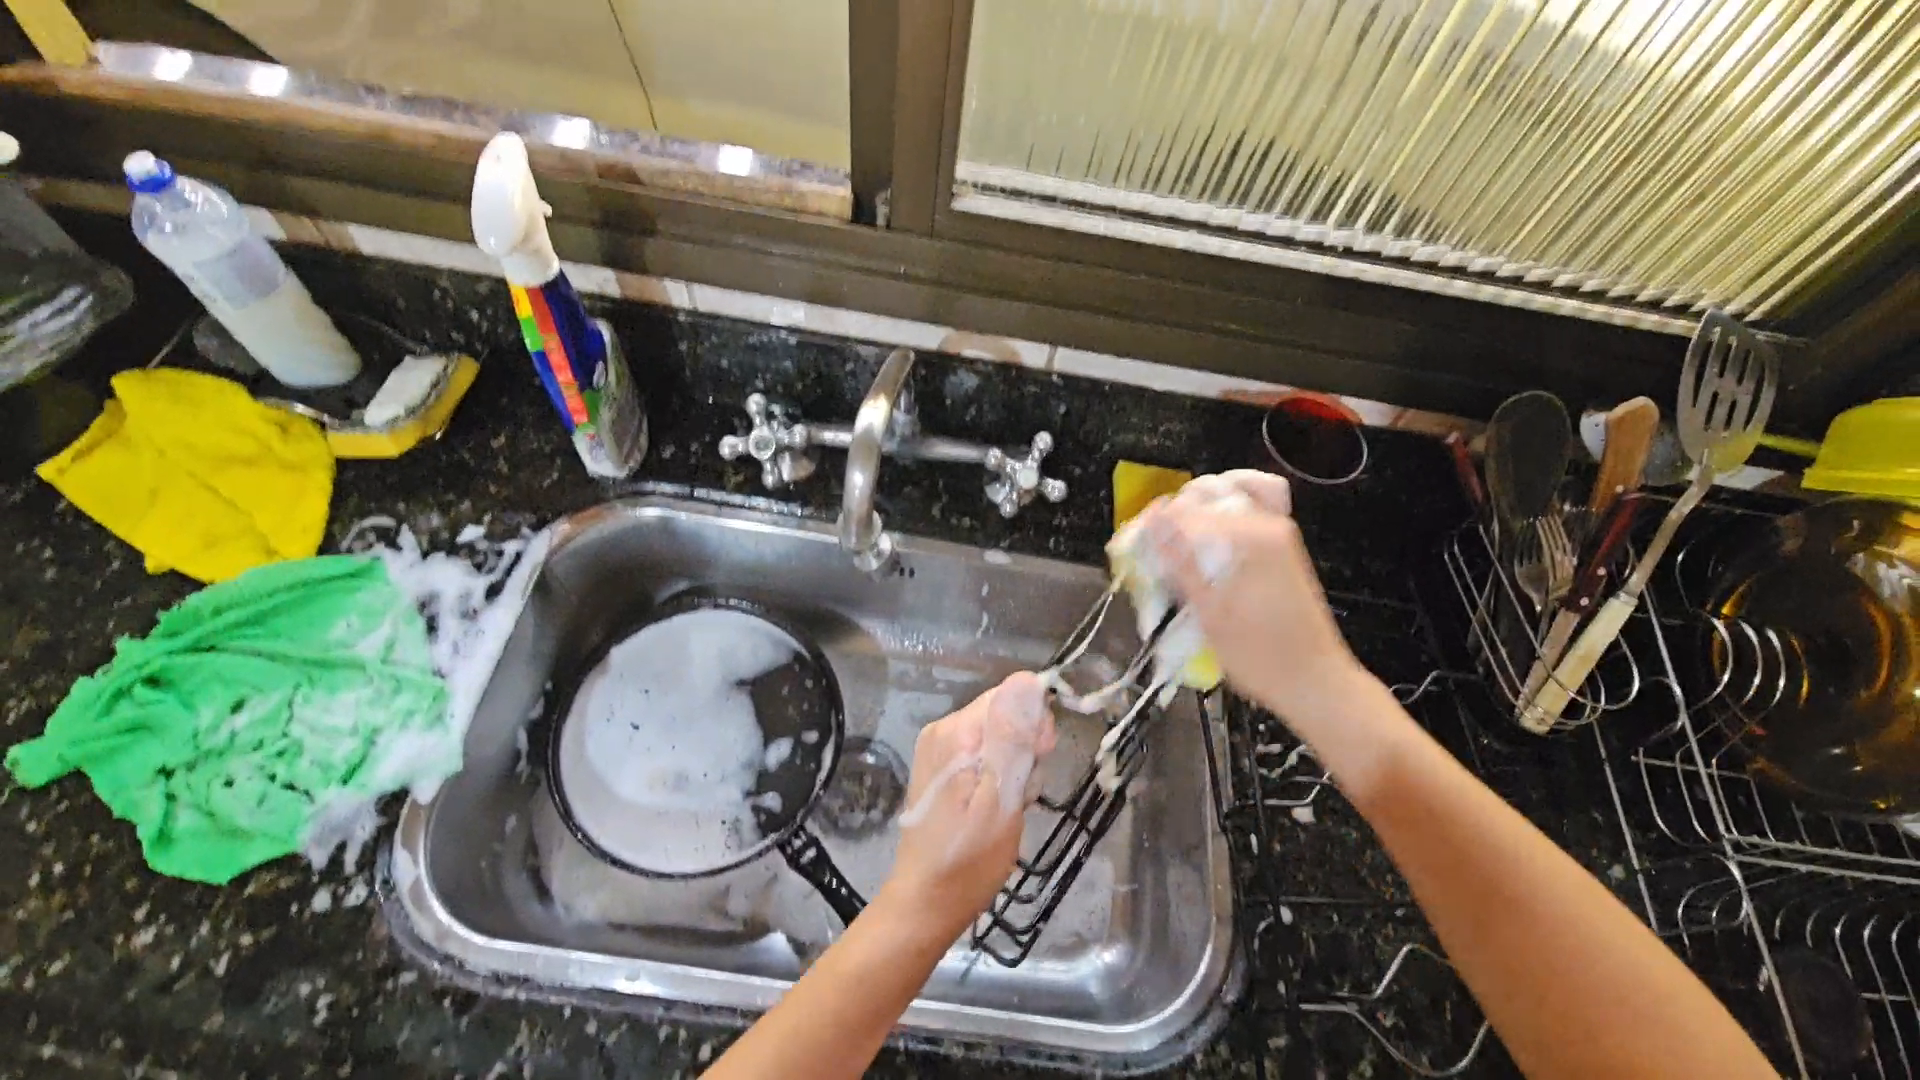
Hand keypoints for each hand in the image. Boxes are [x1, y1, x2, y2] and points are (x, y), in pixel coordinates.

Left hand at [878, 671, 1056, 943]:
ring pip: (999, 737)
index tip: (1038, 760)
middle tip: (1020, 793)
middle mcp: (943, 730)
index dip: (1035, 724)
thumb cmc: (970, 858)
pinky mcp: (940, 768)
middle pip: (1005, 714)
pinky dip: (998, 778)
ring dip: (1014, 768)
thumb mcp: (1002, 798)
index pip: (1013, 694)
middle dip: (1025, 750)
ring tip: (1007, 807)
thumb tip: (1029, 681)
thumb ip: (1014, 736)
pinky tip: (995, 808)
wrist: (927, 901)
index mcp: (957, 731)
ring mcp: (939, 749)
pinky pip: (984, 754)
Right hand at [1138, 470, 1370, 721]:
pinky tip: (1208, 546)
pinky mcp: (1284, 548)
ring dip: (1201, 513)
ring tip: (1180, 542)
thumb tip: (1153, 521)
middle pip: (1211, 494)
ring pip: (1231, 498)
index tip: (1136, 543)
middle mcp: (1268, 524)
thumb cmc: (1259, 655)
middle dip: (1179, 513)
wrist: (1316, 680)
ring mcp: (1280, 534)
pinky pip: (1251, 513)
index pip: (1186, 509)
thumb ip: (1180, 561)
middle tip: (1158, 545)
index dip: (1157, 522)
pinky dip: (1226, 520)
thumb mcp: (1209, 613)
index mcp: (1248, 537)